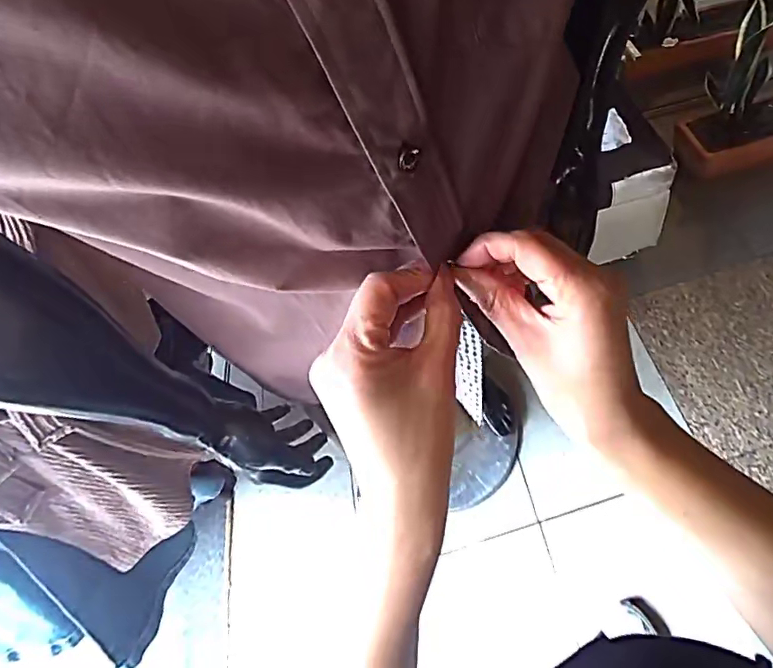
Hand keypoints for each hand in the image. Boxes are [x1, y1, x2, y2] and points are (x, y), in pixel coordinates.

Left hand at [309, 265, 460, 531]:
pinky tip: (416, 328)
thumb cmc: (420, 441)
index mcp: (348, 352)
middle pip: (370, 303)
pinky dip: (390, 332)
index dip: (412, 276)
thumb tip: (444, 280)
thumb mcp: (437, 366)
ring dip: (400, 311)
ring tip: (435, 306)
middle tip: (442, 290)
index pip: (377, 289)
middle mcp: (329, 357)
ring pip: (368, 320)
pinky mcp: (338, 380)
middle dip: (408, 292)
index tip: (440, 277)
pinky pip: (364, 341)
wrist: (404, 495)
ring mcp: (330, 370)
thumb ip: (442, 313)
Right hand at [454, 230, 646, 449]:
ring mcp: (599, 280)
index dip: (488, 246)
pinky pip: (556, 265)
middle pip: (536, 241)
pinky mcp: (596, 288)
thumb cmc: (578, 392)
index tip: (464, 259)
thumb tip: (465, 274)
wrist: (610, 415)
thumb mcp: (524, 341)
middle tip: (470, 270)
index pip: (526, 244)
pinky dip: (530, 271)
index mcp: (581, 286)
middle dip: (498, 252)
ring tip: (487, 283)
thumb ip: (492, 298)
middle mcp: (596, 275)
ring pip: (545, 250)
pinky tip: (512, 288)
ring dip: (512, 261)